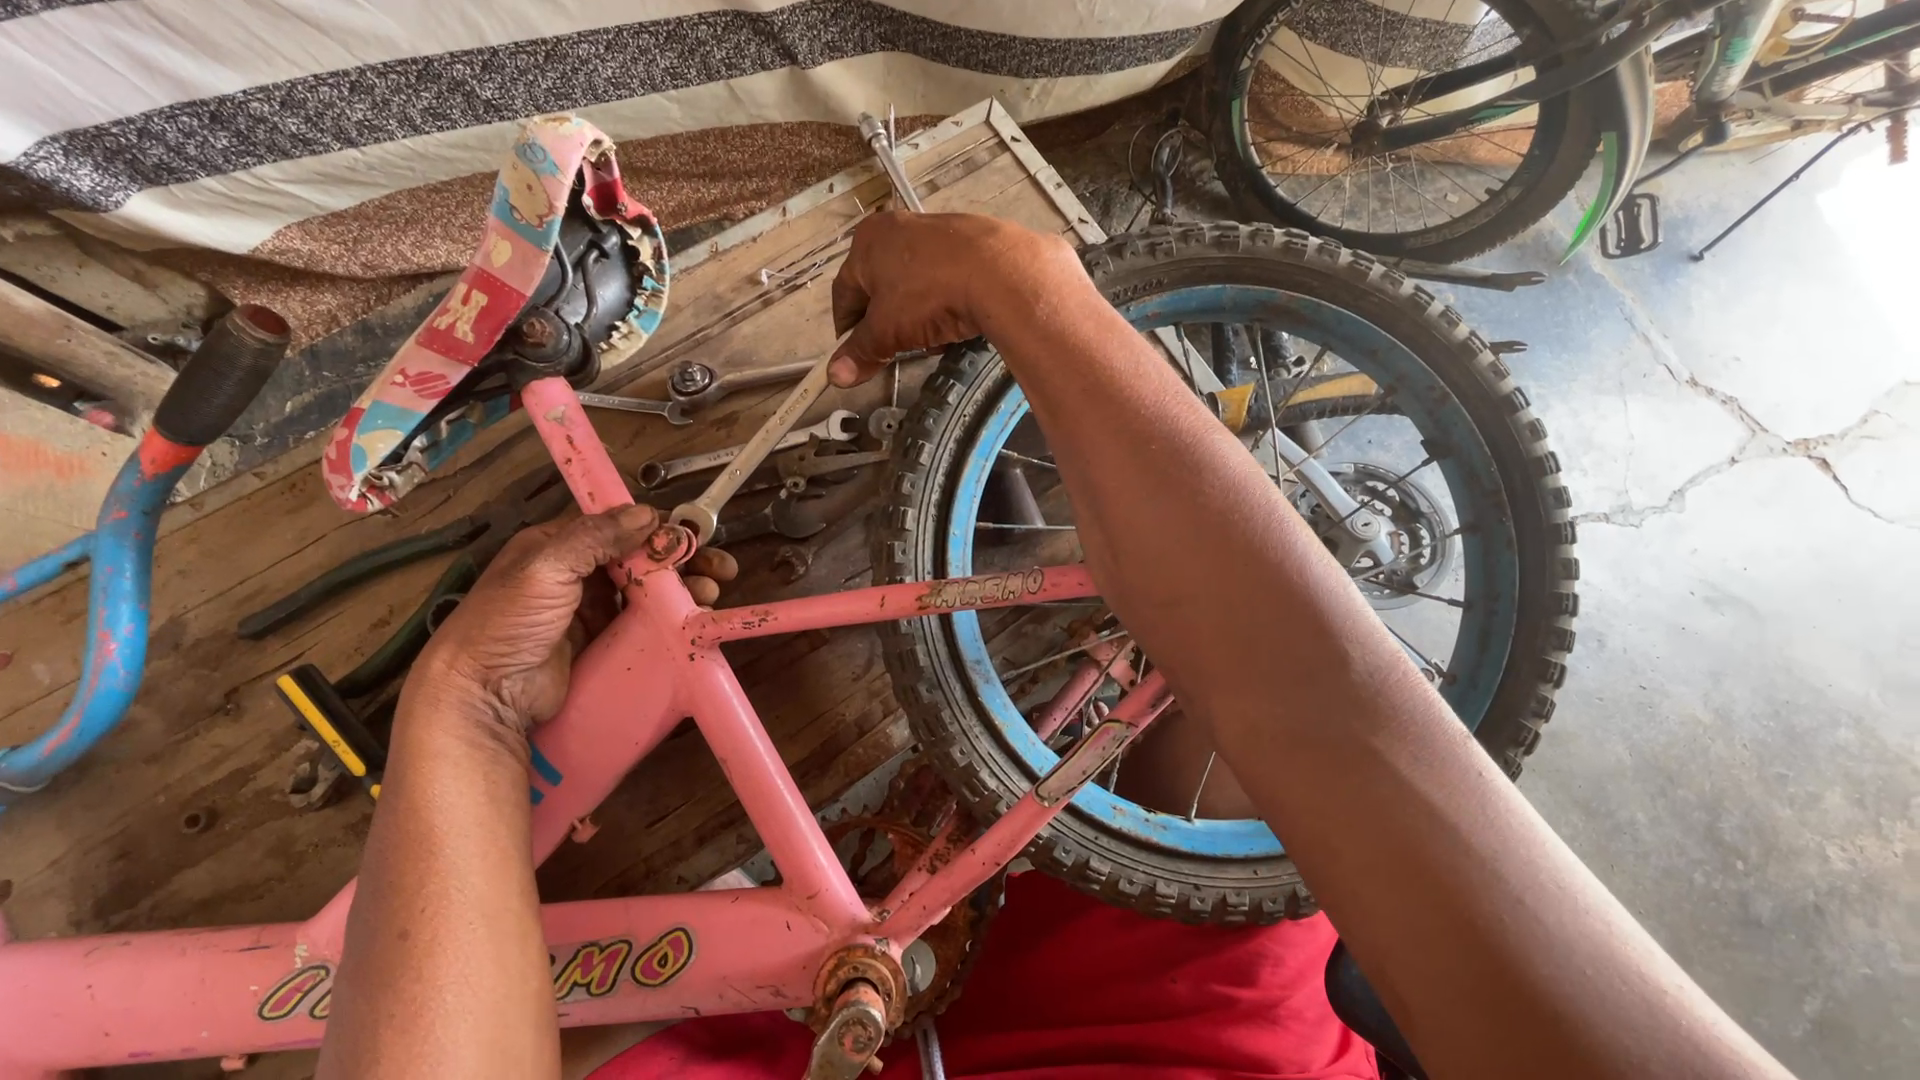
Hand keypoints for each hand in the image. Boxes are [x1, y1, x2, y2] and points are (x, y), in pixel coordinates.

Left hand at [406, 505, 736, 735]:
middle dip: (681, 558)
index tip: (692, 535)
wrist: (483, 696)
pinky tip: (693, 620)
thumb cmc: (507, 622)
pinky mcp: (603, 644)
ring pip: (648, 590)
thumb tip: (647, 513)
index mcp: (557, 547)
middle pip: (640, 557)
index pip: (616, 524)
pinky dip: (671, 619)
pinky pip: (643, 625)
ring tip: (711, 593)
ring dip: (683, 588)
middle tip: (719, 567)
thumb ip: (595, 537)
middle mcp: (577, 574)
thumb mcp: (545, 567)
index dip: (656, 527)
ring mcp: (591, 611)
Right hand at [826, 211, 1079, 387]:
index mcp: (867, 242)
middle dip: (885, 324)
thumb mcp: (888, 330)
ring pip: (914, 284)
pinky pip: (945, 279)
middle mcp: (897, 227)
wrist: (998, 273)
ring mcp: (935, 231)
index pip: (844, 292)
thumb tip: (836, 375)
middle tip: (892, 351)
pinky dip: (943, 303)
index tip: (853, 356)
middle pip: (881, 288)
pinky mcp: (969, 242)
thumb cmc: (928, 294)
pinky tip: (954, 323)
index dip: (846, 329)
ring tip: (928, 341)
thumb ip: (861, 351)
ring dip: (915, 316)